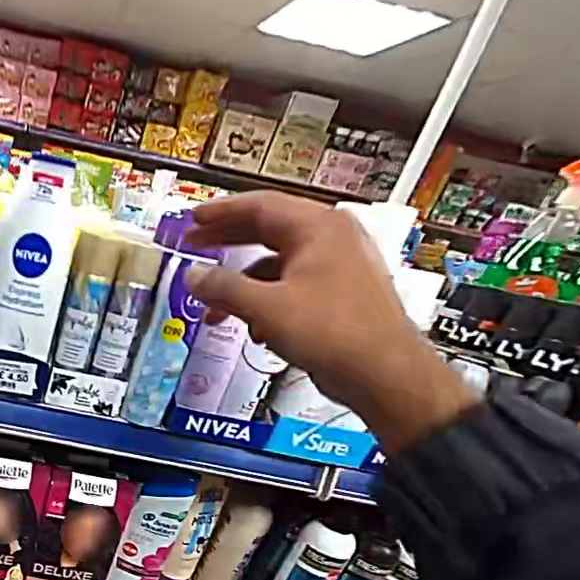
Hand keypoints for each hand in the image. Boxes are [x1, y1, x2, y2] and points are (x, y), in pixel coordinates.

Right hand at [184, 192, 476, 453]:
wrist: (383, 373)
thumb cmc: (338, 333)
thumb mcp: (266, 307)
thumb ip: (224, 288)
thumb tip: (195, 277)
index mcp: (319, 227)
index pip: (260, 205)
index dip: (221, 213)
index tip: (195, 220)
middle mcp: (333, 240)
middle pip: (267, 231)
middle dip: (227, 243)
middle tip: (197, 247)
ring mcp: (339, 267)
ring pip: (277, 265)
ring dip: (243, 284)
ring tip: (216, 303)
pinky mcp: (339, 296)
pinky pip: (292, 288)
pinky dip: (267, 302)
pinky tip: (254, 327)